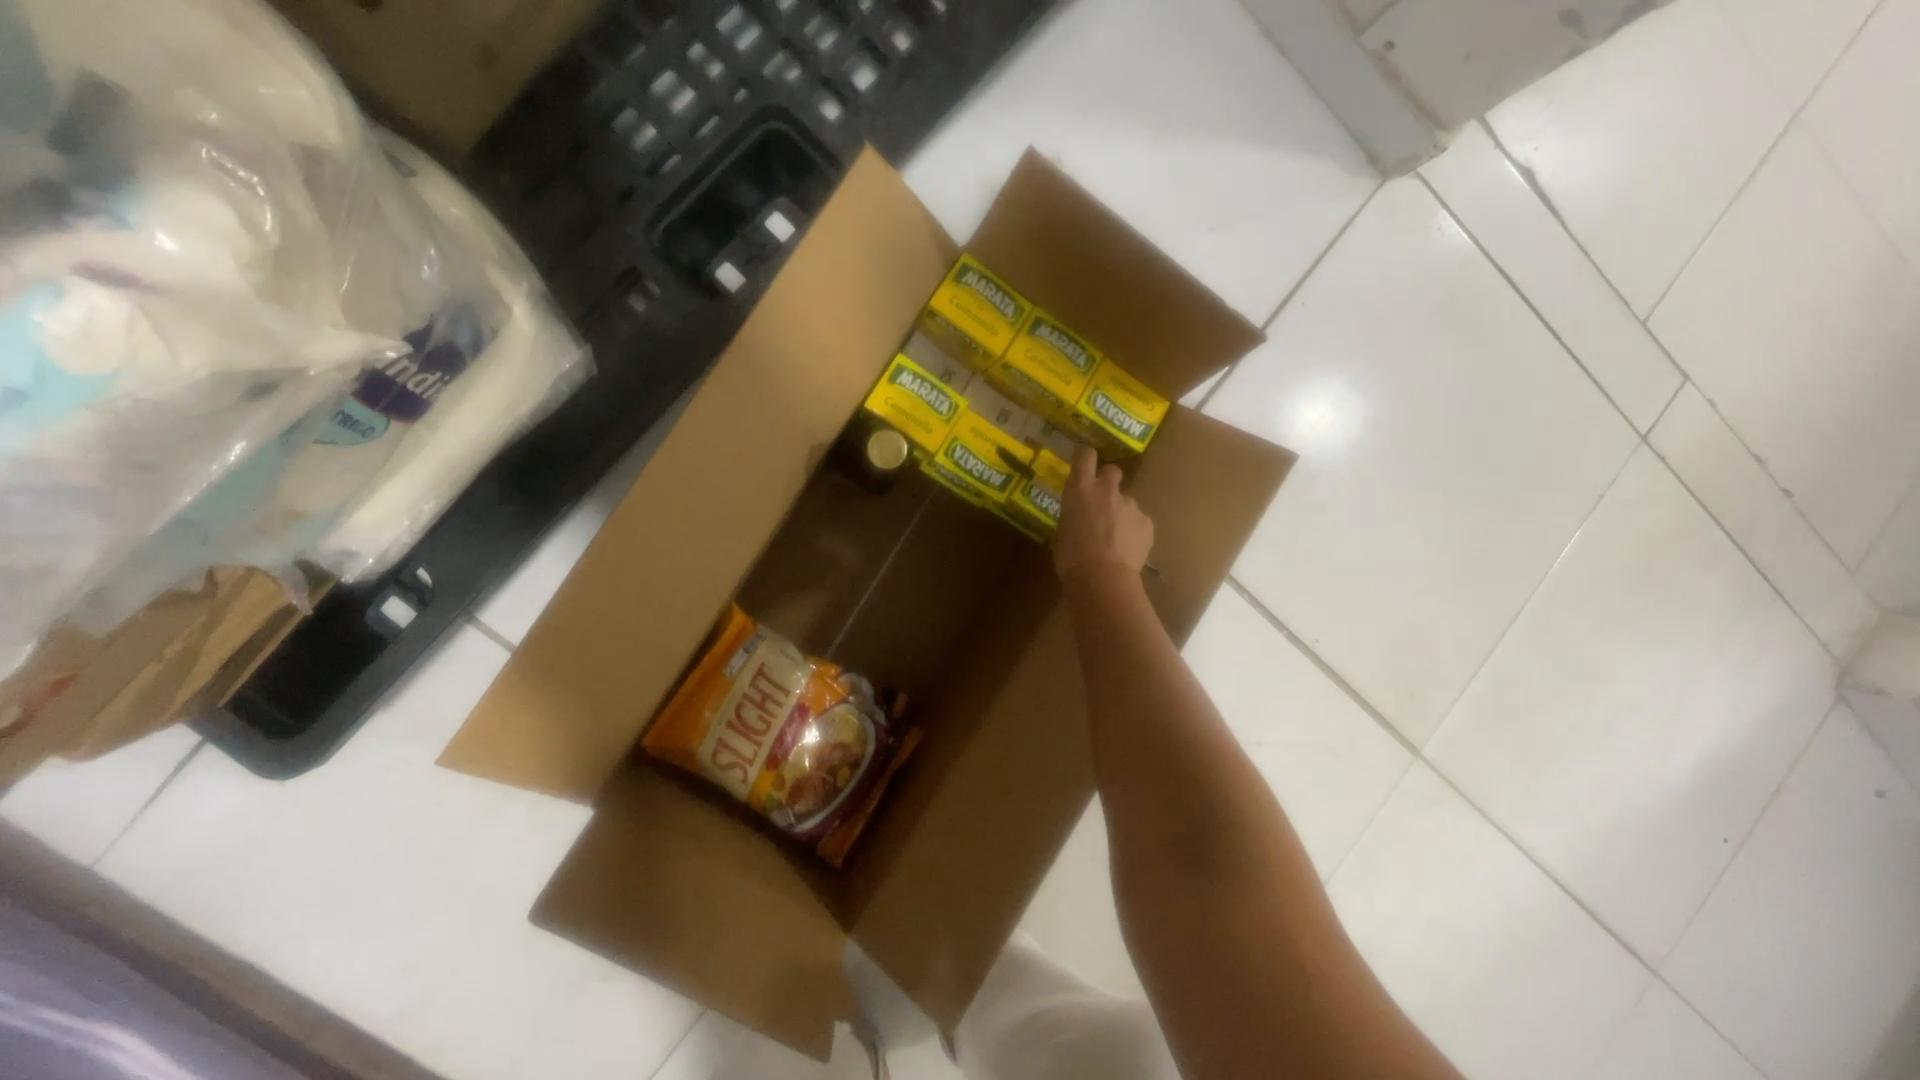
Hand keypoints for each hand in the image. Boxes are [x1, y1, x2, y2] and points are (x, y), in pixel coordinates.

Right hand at [1055, 446, 1154, 587]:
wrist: (1103, 578)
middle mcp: (1107, 490)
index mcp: (1081, 489)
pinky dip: (1134, 532)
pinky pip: (1139, 522)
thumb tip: (1079, 519)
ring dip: (1121, 513)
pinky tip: (1127, 550)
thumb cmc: (1071, 557)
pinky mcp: (1147, 522)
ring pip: (1127, 502)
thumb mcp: (1063, 531)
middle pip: (1113, 470)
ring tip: (1115, 538)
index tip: (1084, 464)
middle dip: (1108, 482)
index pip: (1085, 456)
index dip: (1086, 458)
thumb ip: (1074, 516)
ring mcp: (1131, 505)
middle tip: (1102, 502)